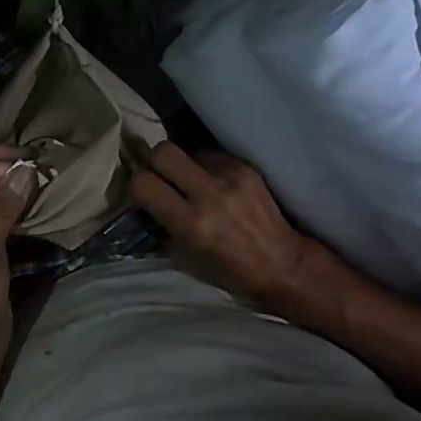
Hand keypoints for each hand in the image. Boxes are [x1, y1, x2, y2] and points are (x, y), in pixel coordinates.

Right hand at [132, 142, 350, 318]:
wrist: (282, 264)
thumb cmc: (229, 271)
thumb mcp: (185, 256)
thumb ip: (162, 223)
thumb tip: (145, 199)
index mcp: (192, 223)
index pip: (144, 183)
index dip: (137, 185)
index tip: (143, 193)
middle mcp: (210, 195)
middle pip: (164, 151)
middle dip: (155, 162)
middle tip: (159, 176)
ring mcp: (231, 177)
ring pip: (188, 149)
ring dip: (183, 164)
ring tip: (190, 182)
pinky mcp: (246, 168)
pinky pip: (212, 155)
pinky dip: (206, 167)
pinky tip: (214, 184)